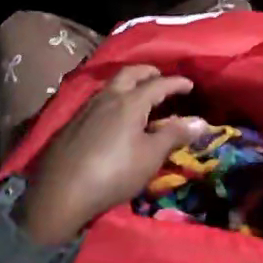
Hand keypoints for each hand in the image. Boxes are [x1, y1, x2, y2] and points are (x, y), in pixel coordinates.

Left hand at [18, 65, 209, 244]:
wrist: (62, 190)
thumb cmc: (114, 172)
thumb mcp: (150, 156)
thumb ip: (174, 135)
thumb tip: (200, 121)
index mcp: (130, 102)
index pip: (158, 84)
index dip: (176, 83)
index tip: (190, 84)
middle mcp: (107, 97)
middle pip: (129, 73)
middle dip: (148, 72)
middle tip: (160, 78)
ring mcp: (87, 108)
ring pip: (111, 85)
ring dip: (128, 83)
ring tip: (139, 94)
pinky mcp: (73, 122)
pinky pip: (99, 99)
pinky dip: (114, 98)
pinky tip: (114, 115)